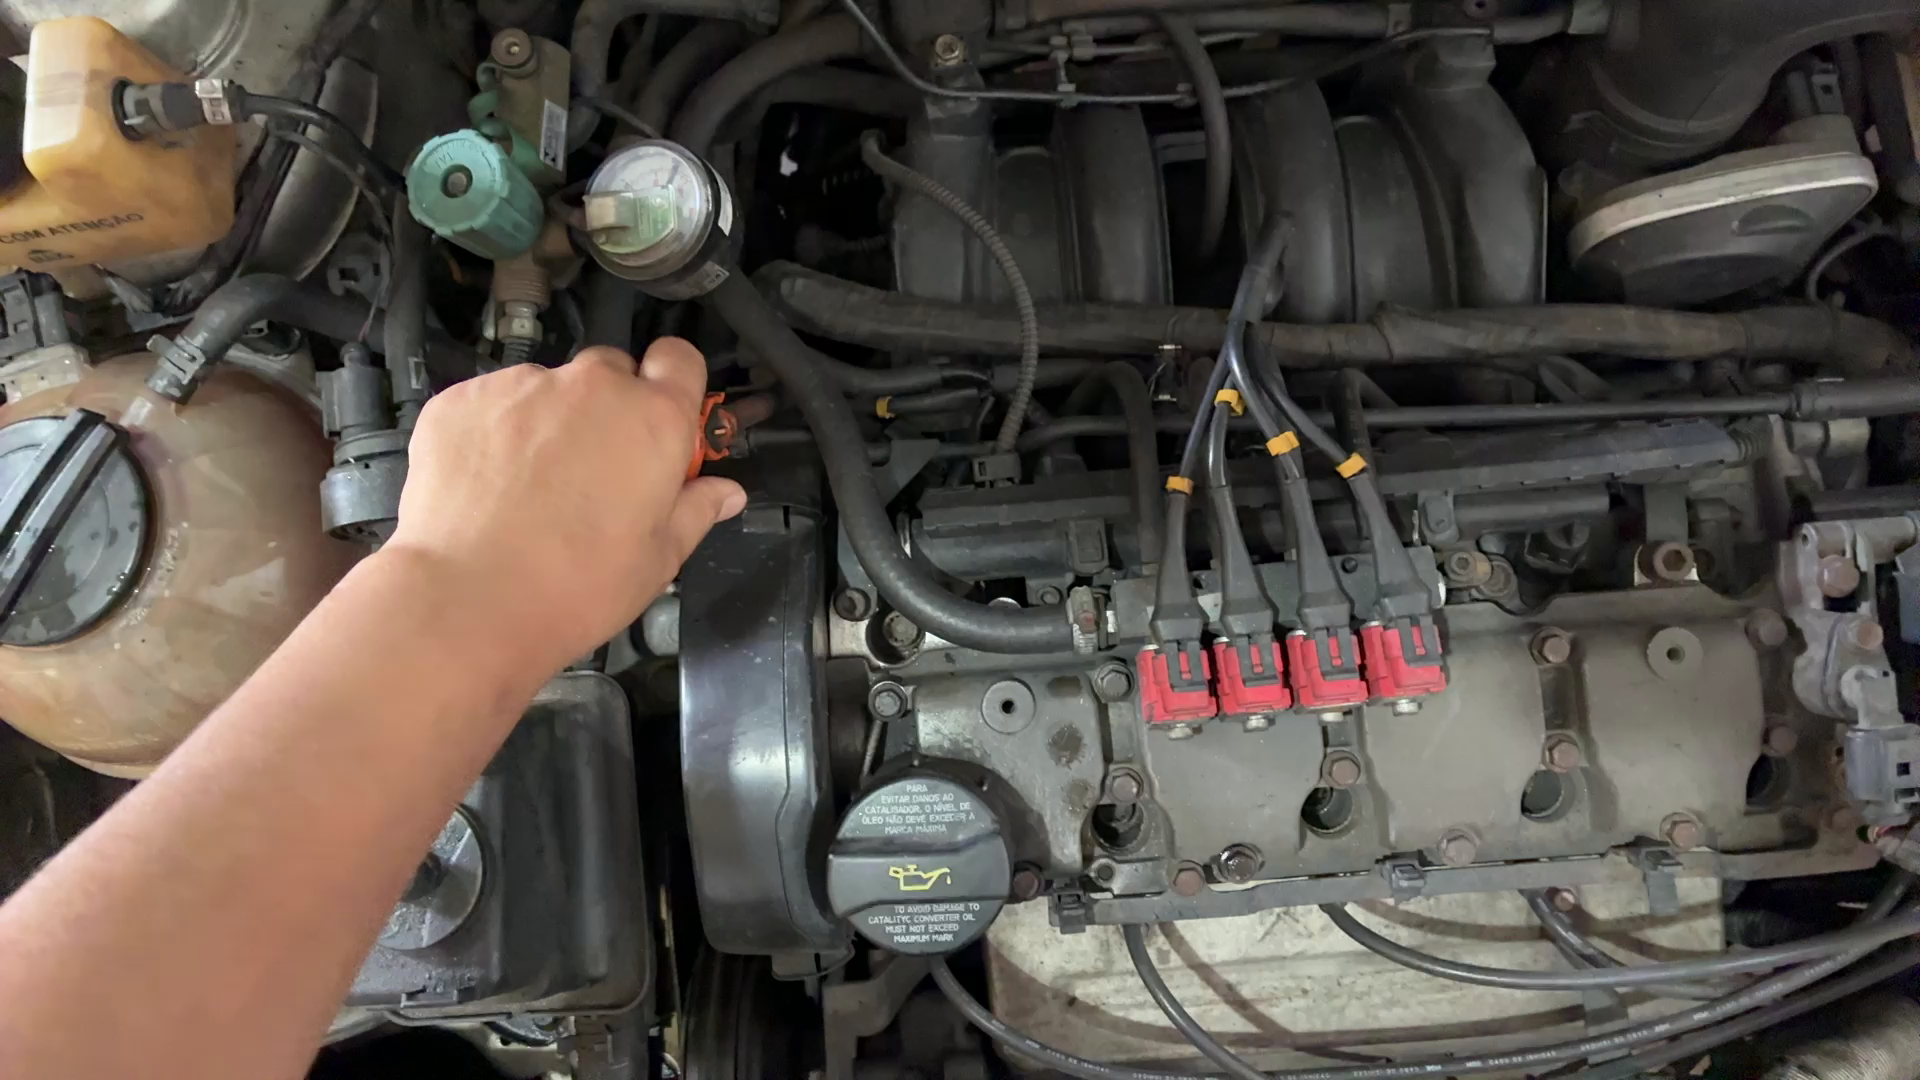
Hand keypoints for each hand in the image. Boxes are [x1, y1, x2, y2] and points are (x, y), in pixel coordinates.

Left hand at [385, 339, 745, 673]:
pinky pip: (497, 401)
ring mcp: (525, 386)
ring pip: (553, 387)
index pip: (680, 359)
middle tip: (604, 465)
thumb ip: (698, 508)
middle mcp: (594, 388)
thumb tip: (725, 492)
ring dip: (556, 419)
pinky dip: (502, 429)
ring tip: (539, 482)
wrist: (470, 600)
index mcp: (656, 420)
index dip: (676, 382)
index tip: (667, 413)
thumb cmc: (580, 583)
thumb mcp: (661, 556)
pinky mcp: (464, 398)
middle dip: (615, 407)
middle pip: (615, 371)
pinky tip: (497, 482)